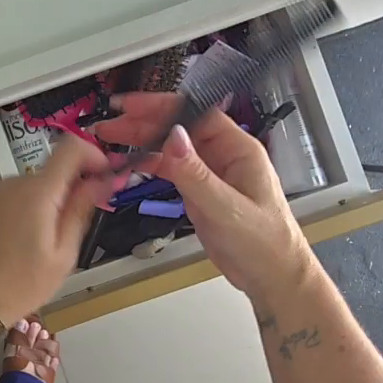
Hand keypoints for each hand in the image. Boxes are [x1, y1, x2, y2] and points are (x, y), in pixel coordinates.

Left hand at [0, 138, 117, 324]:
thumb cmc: (21, 284)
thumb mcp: (63, 253)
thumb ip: (81, 210)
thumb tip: (101, 181)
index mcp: (37, 192)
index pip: (71, 147)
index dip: (95, 155)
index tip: (107, 176)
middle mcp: (16, 183)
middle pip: (57, 167)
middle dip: (78, 185)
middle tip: (88, 219)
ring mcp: (1, 192)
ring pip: (42, 182)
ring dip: (59, 198)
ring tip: (60, 238)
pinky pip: (25, 194)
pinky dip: (40, 205)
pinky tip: (40, 237)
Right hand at [92, 93, 314, 298]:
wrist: (272, 276)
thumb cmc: (265, 243)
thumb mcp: (225, 208)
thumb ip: (195, 173)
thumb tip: (172, 137)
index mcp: (238, 149)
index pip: (195, 114)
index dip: (161, 107)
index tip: (132, 107)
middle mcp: (224, 156)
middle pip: (178, 128)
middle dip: (143, 123)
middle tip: (110, 125)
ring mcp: (211, 174)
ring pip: (171, 148)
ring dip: (142, 142)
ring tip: (110, 141)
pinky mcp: (200, 192)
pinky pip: (171, 170)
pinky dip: (149, 165)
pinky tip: (130, 164)